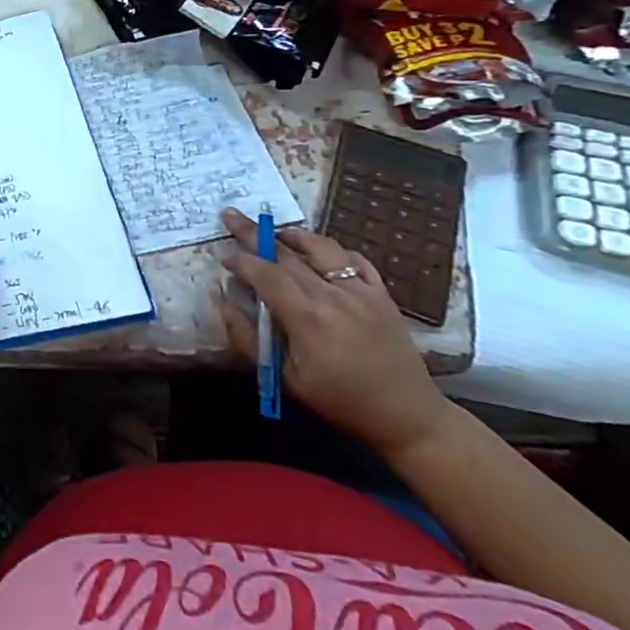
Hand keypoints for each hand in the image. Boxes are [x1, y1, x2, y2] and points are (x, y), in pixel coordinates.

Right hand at [216, 207, 456, 455]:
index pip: (266, 275)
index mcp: (308, 318)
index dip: (242, 261)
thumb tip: (224, 302)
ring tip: (276, 230)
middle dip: (255, 235)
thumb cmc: (339, 400)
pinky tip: (319, 253)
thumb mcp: (284, 378)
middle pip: (287, 255)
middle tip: (232, 216)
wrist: (405, 413)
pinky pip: (353, 259)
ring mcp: (361, 290)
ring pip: (322, 247)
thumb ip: (248, 338)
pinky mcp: (382, 293)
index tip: (224, 256)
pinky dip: (332, 250)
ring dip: (294, 234)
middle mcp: (333, 295)